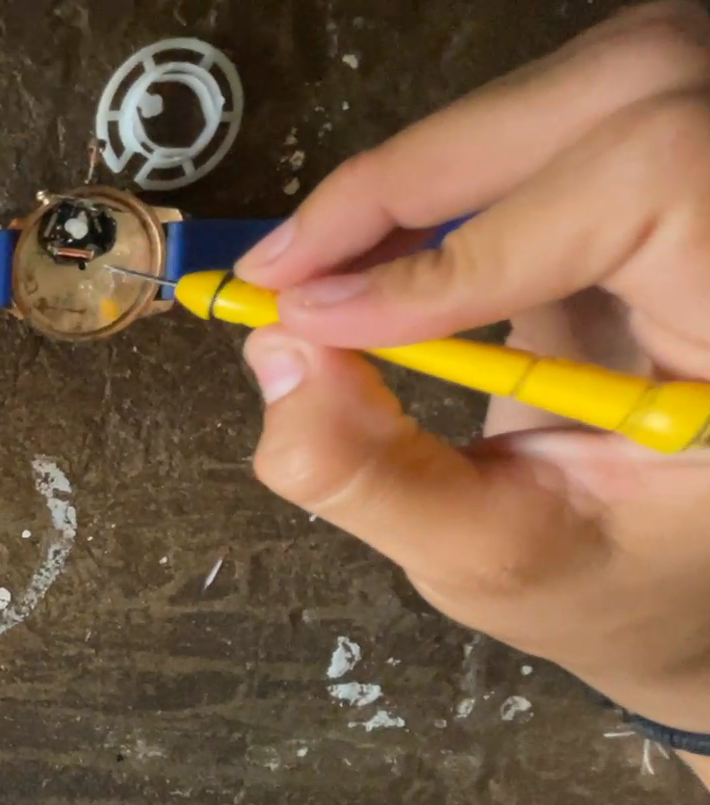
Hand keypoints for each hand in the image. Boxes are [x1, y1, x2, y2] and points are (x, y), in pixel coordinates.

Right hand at [232, 1, 709, 736]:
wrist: (677, 569)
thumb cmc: (608, 582)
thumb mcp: (481, 555)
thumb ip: (364, 471)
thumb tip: (270, 351)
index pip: (654, 181)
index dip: (462, 245)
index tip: (309, 324)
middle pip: (622, 88)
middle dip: (410, 177)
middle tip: (277, 272)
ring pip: (575, 92)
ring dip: (407, 178)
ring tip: (305, 269)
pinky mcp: (667, 192)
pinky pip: (539, 134)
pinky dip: (421, 189)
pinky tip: (357, 258)